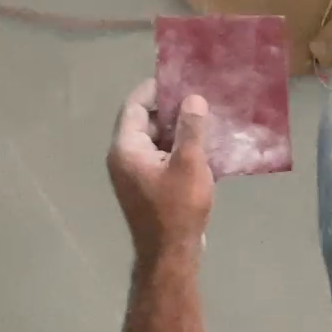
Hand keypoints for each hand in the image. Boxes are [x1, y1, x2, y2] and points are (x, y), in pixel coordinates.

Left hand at [107, 80, 214, 263]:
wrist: (170, 254)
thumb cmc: (177, 208)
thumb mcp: (189, 163)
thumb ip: (191, 128)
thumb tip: (193, 98)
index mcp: (126, 148)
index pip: (135, 106)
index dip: (155, 89)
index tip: (180, 77)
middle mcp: (124, 157)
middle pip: (145, 121)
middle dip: (172, 107)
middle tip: (200, 96)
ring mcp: (135, 173)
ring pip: (155, 139)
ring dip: (178, 128)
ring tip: (207, 116)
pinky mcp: (148, 185)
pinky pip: (161, 156)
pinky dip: (178, 147)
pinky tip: (204, 144)